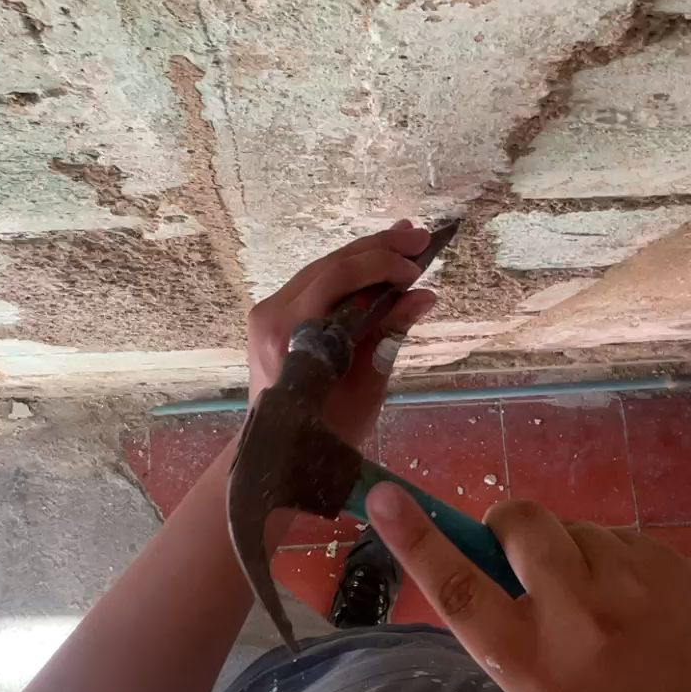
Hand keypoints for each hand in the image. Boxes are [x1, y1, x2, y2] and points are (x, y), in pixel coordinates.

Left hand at [245, 220, 438, 446]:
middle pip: (329, 265)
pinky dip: (349, 272)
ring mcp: (268, 311)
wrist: (281, 454)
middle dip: (378, 249)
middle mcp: (272, 313)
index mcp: (290, 333)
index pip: (338, 279)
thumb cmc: (327, 432)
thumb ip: (389, 335)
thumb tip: (423, 295)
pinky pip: (316, 282)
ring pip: (322, 268)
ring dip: (366, 254)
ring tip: (406, 239)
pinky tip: (377, 260)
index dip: (381, 265)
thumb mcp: (367, 386)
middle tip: (419, 237)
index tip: (417, 268)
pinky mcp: (273, 313)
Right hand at [365, 486, 690, 691]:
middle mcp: (579, 613)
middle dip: (509, 529)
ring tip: (600, 602)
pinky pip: (610, 535)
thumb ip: (518, 646)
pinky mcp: (663, 557)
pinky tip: (637, 603)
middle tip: (523, 560)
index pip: (459, 591)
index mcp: (541, 668)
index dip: (415, 540)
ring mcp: (628, 578)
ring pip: (567, 528)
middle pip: (517, 523)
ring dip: (565, 551)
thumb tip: (494, 582)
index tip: (384, 495)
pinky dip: (607, 558)